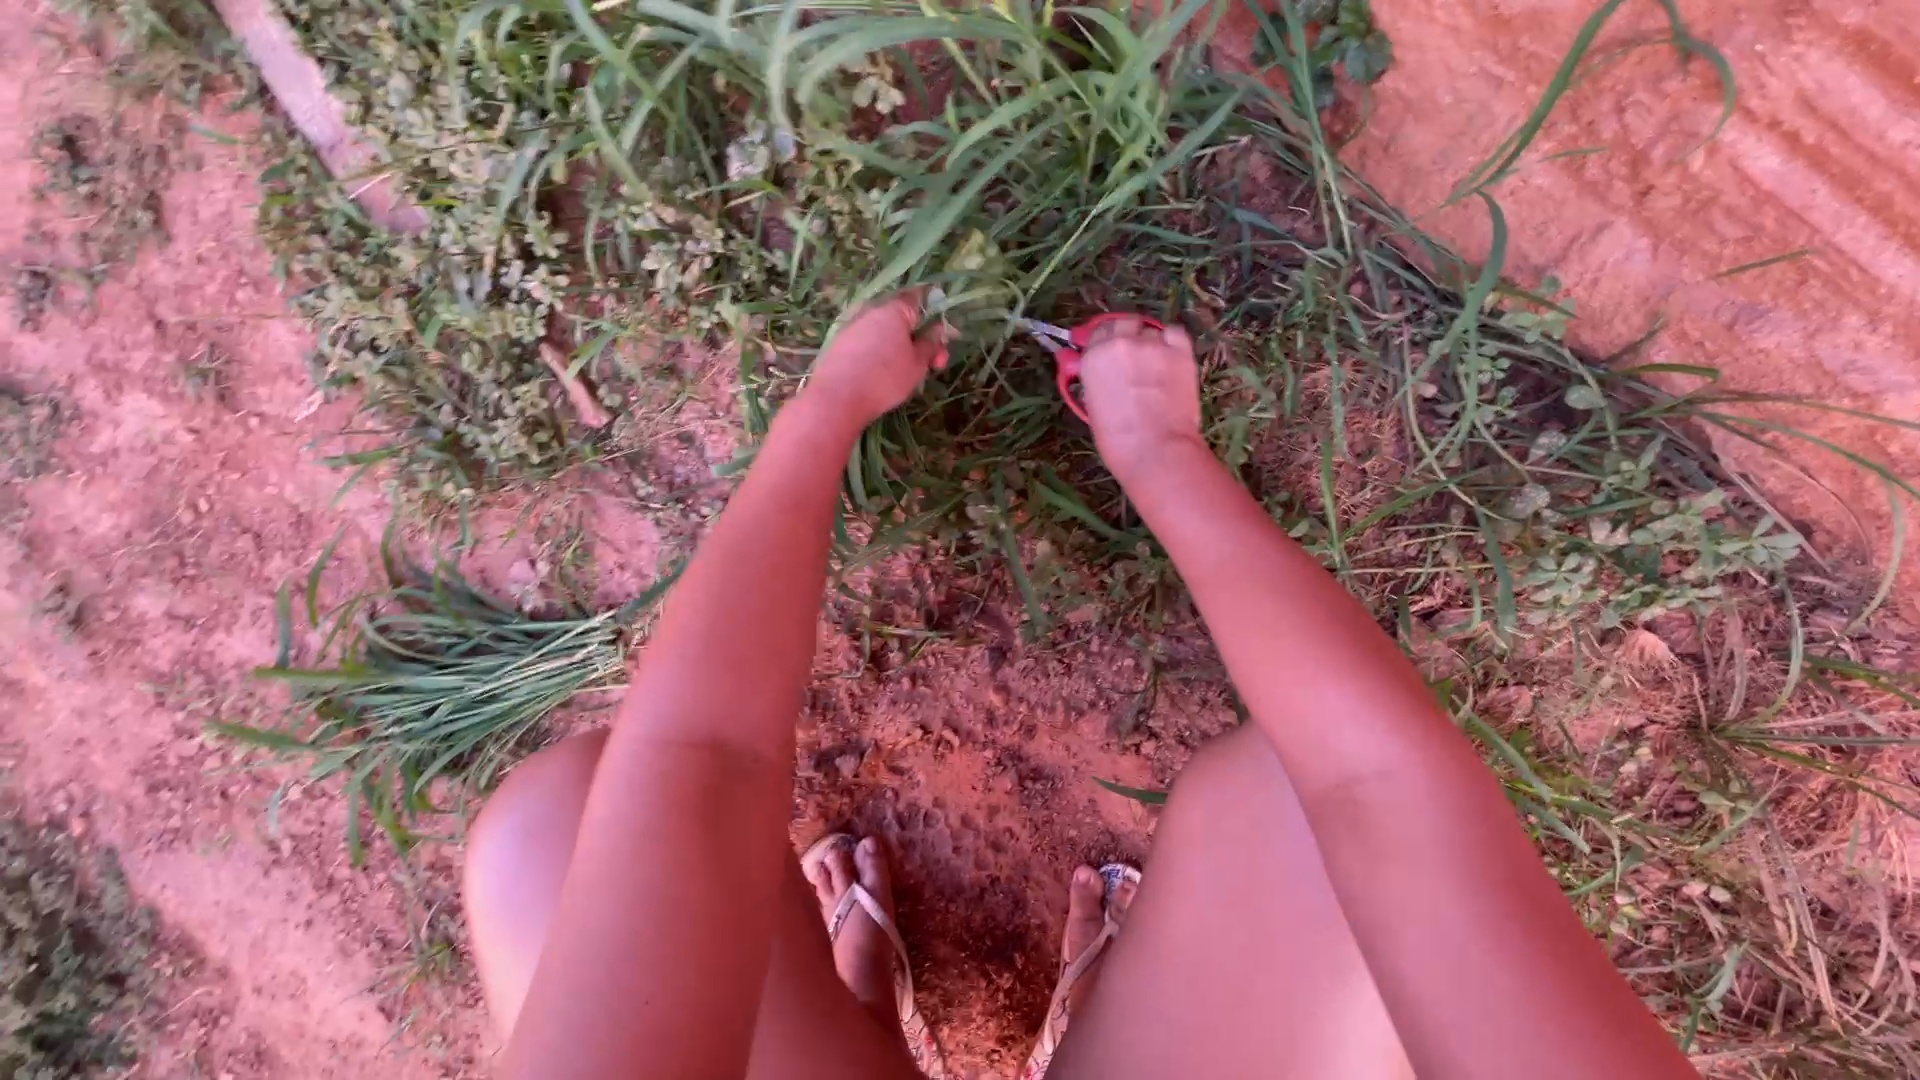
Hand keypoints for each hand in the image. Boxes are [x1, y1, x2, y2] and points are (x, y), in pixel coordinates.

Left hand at [806, 290, 948, 427]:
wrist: (837, 398)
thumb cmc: (885, 379)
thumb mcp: (917, 364)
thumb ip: (930, 345)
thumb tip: (938, 330)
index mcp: (893, 310)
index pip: (918, 297)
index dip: (933, 310)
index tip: (941, 331)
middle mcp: (870, 311)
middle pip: (900, 317)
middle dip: (918, 337)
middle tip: (932, 363)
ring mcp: (852, 326)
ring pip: (883, 331)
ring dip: (898, 347)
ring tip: (906, 373)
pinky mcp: (839, 344)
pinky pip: (867, 342)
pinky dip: (879, 353)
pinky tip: (881, 374)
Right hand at [1077, 317, 1206, 481]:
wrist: (1157, 450)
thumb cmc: (1117, 440)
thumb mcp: (1092, 406)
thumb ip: (1089, 378)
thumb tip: (1076, 361)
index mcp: (1094, 357)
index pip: (1097, 333)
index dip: (1102, 343)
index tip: (1107, 354)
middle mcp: (1122, 342)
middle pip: (1122, 323)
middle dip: (1124, 335)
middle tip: (1128, 357)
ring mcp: (1154, 344)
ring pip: (1149, 330)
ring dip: (1148, 342)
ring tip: (1151, 365)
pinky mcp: (1181, 352)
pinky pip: (1174, 333)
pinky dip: (1170, 340)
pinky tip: (1169, 356)